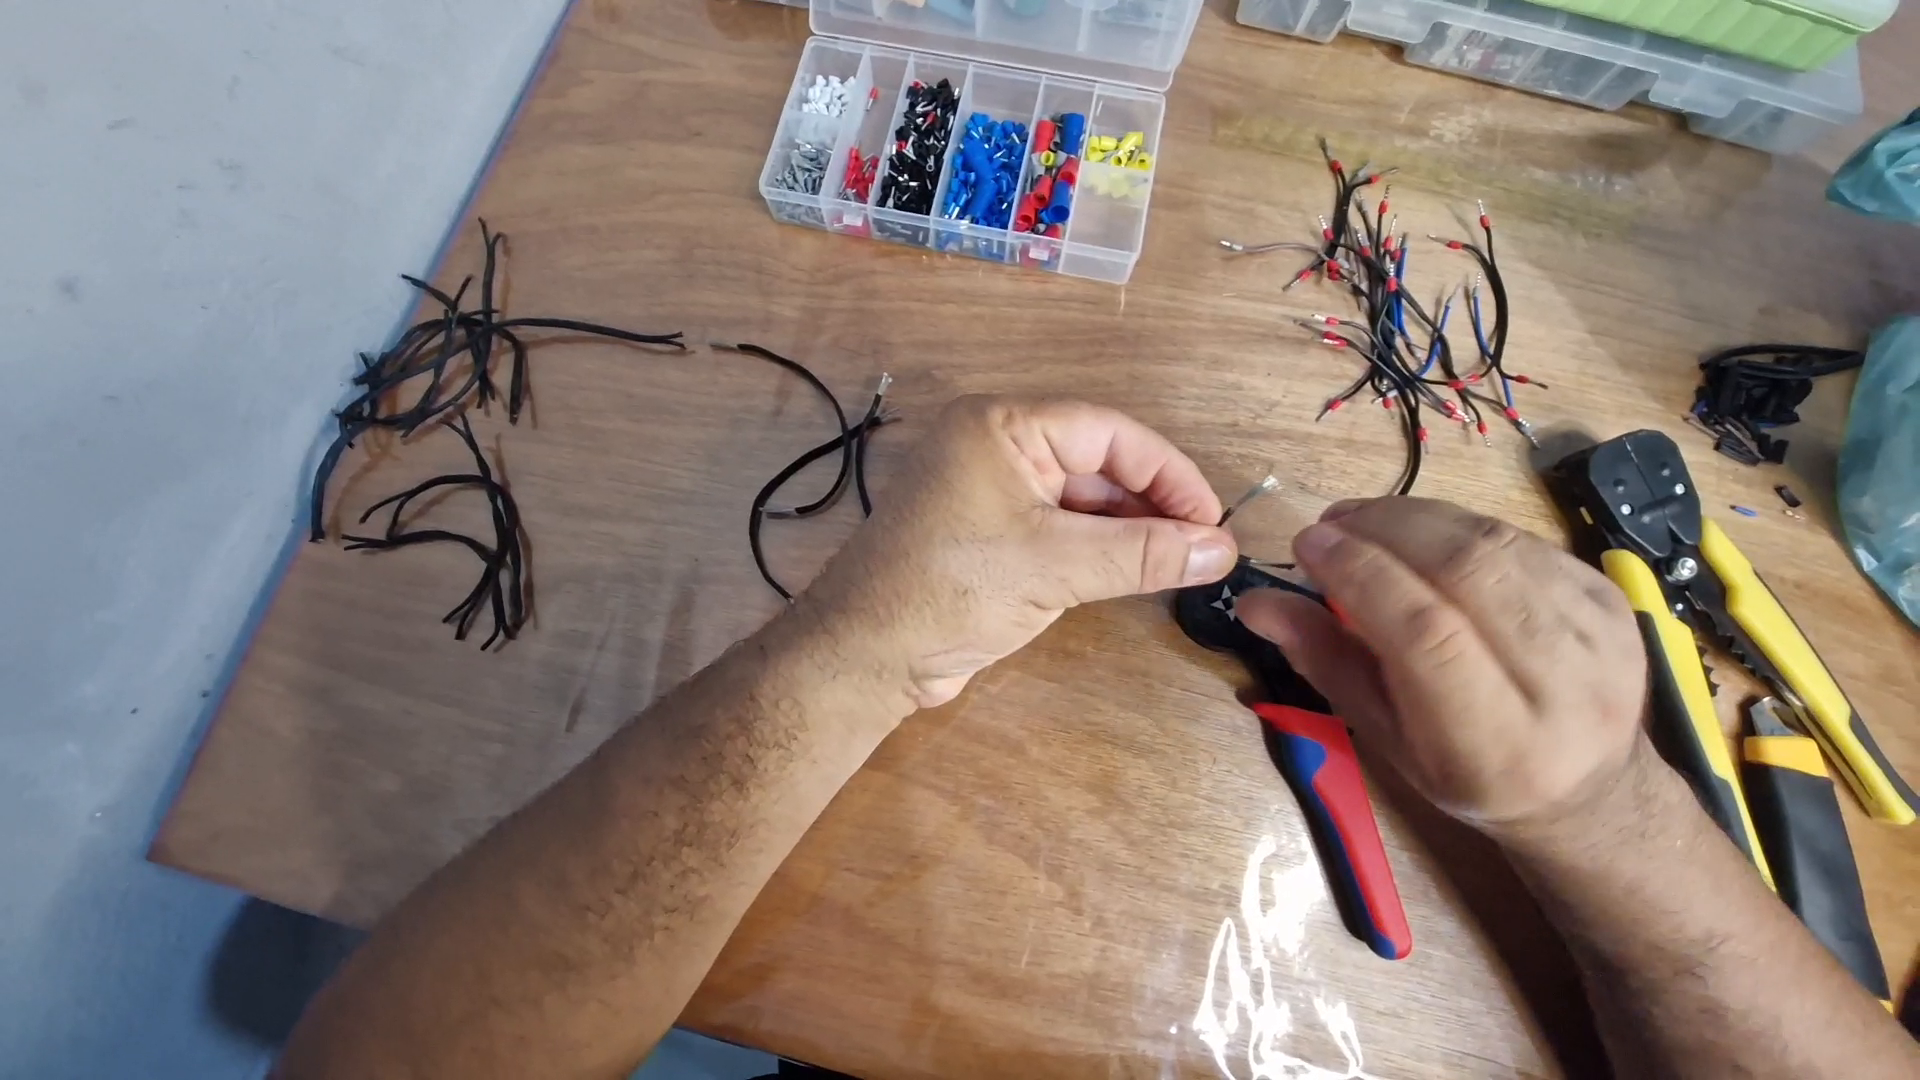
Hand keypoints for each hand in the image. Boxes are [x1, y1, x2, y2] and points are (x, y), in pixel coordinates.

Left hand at [800, 396, 1237, 708]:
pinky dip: (1098, 549)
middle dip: (1151, 505)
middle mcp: (996, 447)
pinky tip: (1135, 571)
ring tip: (1181, 564)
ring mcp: (992, 492)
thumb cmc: (952, 590)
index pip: (1108, 432)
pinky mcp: (992, 534)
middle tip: (1203, 549)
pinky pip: (1059, 529)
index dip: (1168, 473)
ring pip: (1081, 500)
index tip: (1212, 521)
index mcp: (1002, 427)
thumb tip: (1221, 549)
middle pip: (1097, 463)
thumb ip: (1141, 553)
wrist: (868, 655)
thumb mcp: (1053, 566)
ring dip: (1129, 530)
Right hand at [1233, 496, 1649, 835]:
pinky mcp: (1609, 596)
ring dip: (1414, 516)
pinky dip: (1452, 524)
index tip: (1308, 544)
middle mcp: (1564, 685)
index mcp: (1496, 742)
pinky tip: (1415, 533)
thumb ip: (1322, 660)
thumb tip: (1255, 602)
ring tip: (1361, 519)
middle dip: (1384, 530)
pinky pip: (1516, 536)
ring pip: (1494, 541)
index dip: (1360, 574)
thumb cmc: (1461, 771)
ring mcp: (1599, 634)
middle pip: (1467, 571)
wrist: (1586, 788)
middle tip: (1330, 523)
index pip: (1426, 633)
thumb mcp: (1380, 732)